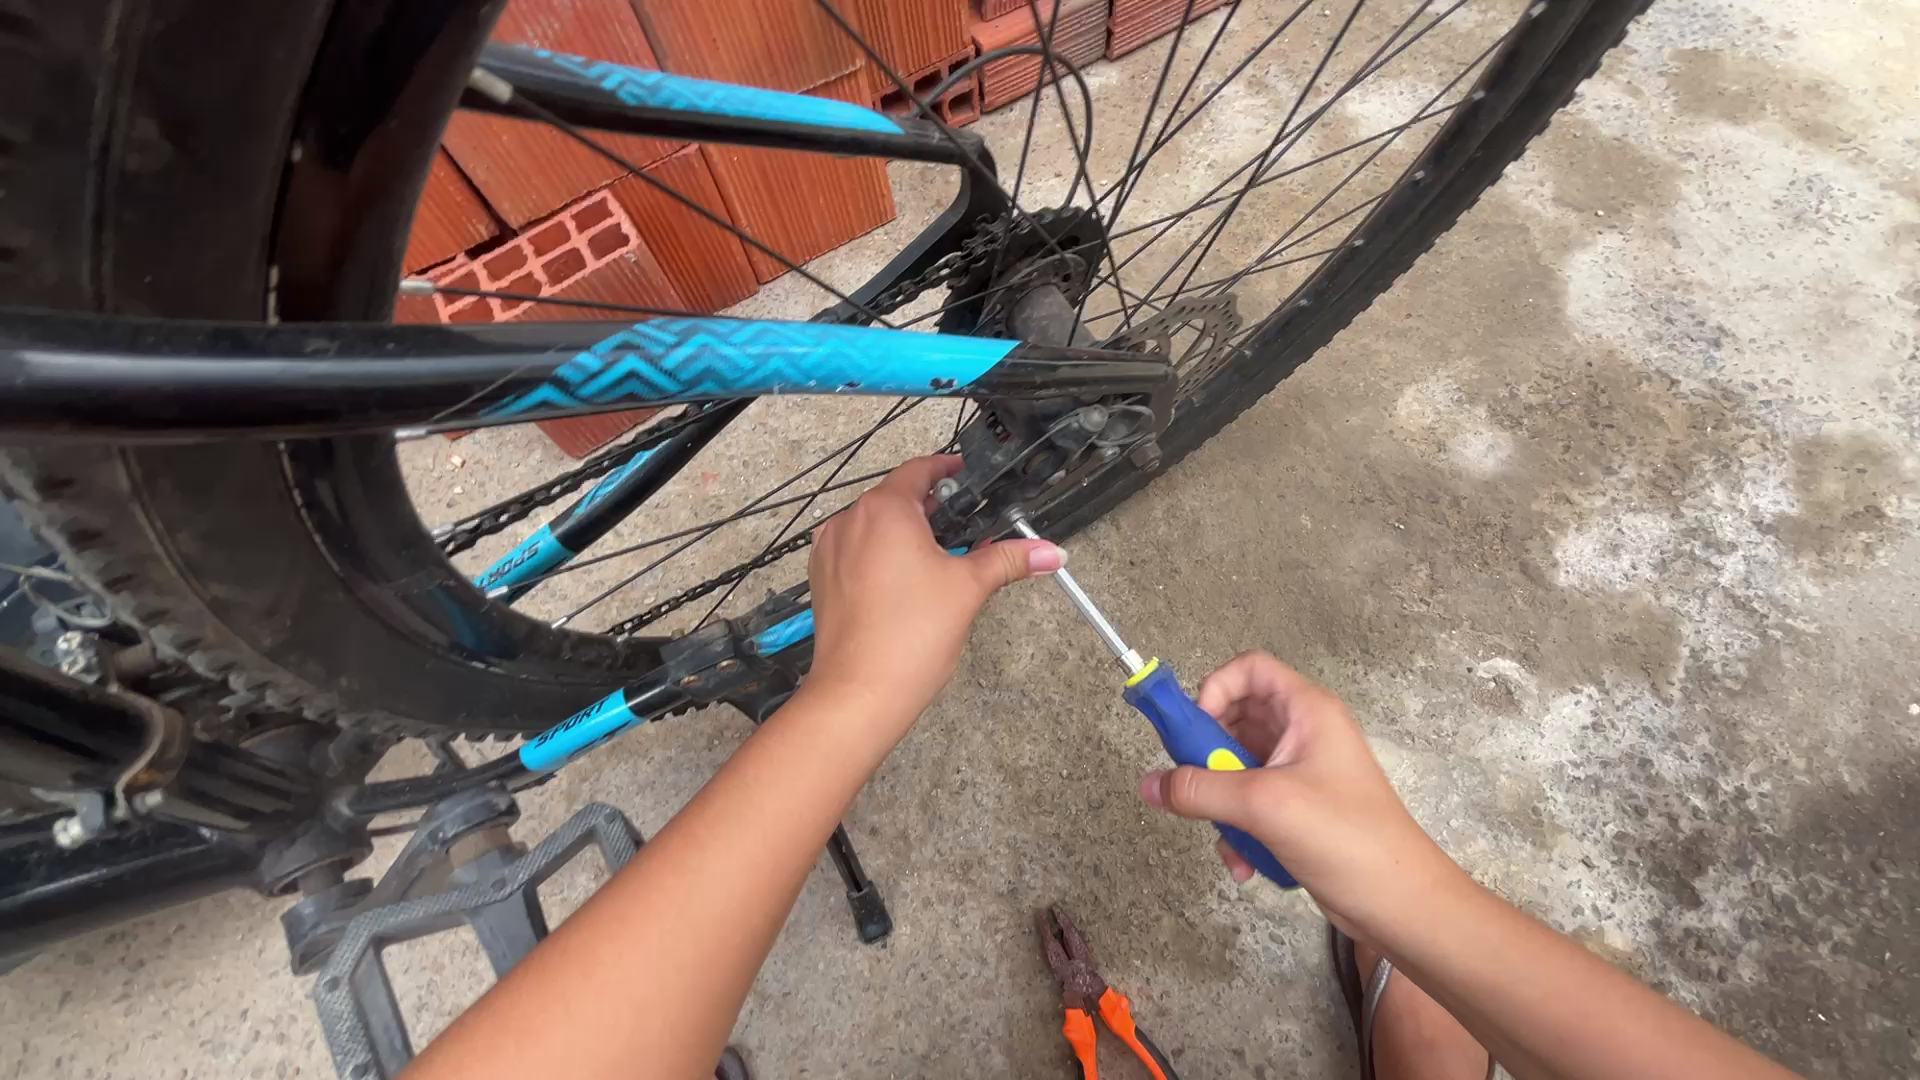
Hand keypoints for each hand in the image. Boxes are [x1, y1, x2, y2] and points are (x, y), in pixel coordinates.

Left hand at [803, 456, 1063, 733]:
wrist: (859, 692)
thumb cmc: (909, 636)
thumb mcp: (969, 588)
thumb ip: (1009, 560)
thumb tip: (1050, 552)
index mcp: (885, 509)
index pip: (919, 469)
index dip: (946, 469)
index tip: (965, 475)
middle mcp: (849, 521)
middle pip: (895, 498)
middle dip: (930, 508)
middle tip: (962, 523)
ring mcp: (830, 550)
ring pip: (873, 526)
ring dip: (903, 532)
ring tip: (935, 556)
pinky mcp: (822, 579)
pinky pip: (854, 551)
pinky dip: (879, 554)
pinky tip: (903, 581)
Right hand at [1136, 651, 1459, 933]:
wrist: (1404, 908)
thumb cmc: (1345, 838)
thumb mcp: (1263, 805)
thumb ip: (1199, 790)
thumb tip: (1147, 785)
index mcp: (1306, 711)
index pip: (1250, 668)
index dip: (1216, 688)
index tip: (1195, 729)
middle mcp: (1302, 732)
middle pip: (1235, 717)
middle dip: (1208, 753)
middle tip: (1193, 780)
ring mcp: (1300, 771)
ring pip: (1235, 764)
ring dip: (1219, 798)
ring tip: (1221, 829)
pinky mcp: (1296, 807)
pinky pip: (1247, 801)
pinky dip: (1237, 827)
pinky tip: (1241, 861)